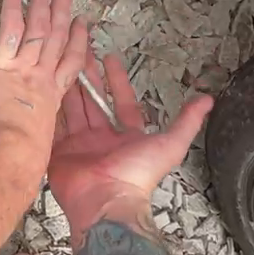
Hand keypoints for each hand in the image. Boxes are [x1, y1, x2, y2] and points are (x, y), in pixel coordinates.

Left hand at [0, 0, 91, 148]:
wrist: (10, 153)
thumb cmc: (21, 158)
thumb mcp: (37, 144)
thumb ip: (36, 127)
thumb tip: (31, 130)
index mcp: (52, 96)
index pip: (69, 62)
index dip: (78, 41)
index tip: (82, 23)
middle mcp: (40, 77)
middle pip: (56, 36)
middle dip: (62, 9)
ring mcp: (22, 68)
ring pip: (37, 27)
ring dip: (41, 1)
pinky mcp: (0, 63)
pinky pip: (9, 29)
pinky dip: (12, 7)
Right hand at [48, 51, 212, 230]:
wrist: (105, 200)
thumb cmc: (137, 175)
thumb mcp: (170, 144)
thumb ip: (187, 122)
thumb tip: (208, 100)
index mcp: (126, 136)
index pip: (121, 102)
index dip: (116, 80)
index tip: (109, 59)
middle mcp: (102, 139)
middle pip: (94, 102)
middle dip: (87, 78)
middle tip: (80, 54)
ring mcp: (80, 145)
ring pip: (73, 109)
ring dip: (68, 87)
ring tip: (61, 64)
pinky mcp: (60, 152)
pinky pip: (54, 126)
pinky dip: (50, 110)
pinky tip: (45, 90)